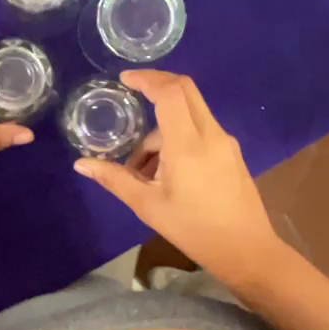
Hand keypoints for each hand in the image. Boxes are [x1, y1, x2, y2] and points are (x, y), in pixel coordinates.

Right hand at [73, 69, 282, 283]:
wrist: (247, 250)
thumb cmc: (194, 229)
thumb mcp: (148, 206)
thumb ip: (114, 179)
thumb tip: (81, 163)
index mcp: (188, 144)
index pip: (170, 93)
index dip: (147, 79)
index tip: (125, 79)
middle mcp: (210, 134)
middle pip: (185, 90)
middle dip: (157, 86)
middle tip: (132, 93)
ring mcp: (225, 142)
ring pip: (190, 113)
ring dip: (163, 125)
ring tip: (142, 167)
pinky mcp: (232, 153)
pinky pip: (201, 129)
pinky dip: (178, 136)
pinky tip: (165, 170)